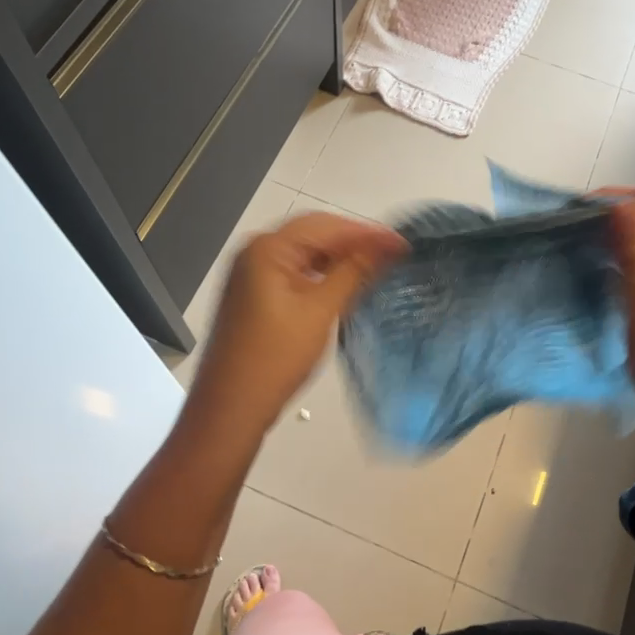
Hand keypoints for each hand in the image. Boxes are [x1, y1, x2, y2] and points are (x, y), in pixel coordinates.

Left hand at [189, 212, 405, 431]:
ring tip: (376, 268)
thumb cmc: (276, 358)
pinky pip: (294, 272)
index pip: (326, 226)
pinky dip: (321, 274)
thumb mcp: (321, 311)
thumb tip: (386, 245)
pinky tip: (345, 285)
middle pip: (314, 234)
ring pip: (305, 253)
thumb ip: (354, 271)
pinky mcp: (253, 294)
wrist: (231, 408)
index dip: (367, 233)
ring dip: (339, 258)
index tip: (404, 243)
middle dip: (354, 242)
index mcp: (267, 248)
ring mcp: (250, 273)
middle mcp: (255, 252)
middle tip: (394, 255)